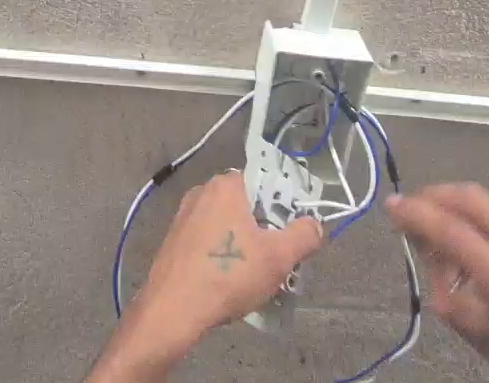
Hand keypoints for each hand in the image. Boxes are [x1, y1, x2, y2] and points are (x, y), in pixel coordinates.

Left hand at [89, 171, 323, 382]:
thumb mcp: (278, 257)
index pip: (267, 181)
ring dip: (245, 242)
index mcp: (227, 185)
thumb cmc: (229, 274)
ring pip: (228, 222)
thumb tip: (315, 223)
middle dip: (267, 227)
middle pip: (248, 203)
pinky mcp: (175, 236)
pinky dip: (223, 251)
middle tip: (279, 257)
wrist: (173, 307)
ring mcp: (185, 213)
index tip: (294, 232)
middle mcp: (204, 190)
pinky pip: (209, 237)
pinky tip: (229, 278)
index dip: (286, 205)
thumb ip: (303, 236)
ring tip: (257, 273)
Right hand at [386, 185, 488, 382]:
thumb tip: (411, 225)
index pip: (453, 232)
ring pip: (479, 201)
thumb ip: (433, 264)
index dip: (417, 213)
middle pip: (470, 199)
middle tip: (409, 206)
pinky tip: (464, 237)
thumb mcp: (453, 312)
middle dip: (433, 196)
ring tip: (435, 229)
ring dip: (449, 207)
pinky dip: (469, 216)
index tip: (390, 205)